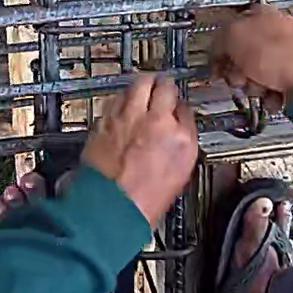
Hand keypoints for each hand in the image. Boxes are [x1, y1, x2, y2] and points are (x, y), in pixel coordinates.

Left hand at [81, 73, 197, 227]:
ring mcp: (129, 117)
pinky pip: (117, 98)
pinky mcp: (107, 120)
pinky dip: (122, 98)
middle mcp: (157, 122)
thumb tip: (176, 132)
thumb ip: (179, 145)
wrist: (111, 207)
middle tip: (161, 84)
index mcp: (181, 139)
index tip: (175, 106)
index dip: (178, 106)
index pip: (185, 109)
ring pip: (139, 84)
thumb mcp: (178, 175)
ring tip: (142, 85)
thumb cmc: (143, 201)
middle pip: (164, 87)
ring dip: (142, 84)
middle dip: (163, 85)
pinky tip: (122, 102)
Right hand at [211, 4, 292, 111]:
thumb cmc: (278, 55)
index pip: (230, 29)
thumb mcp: (234, 37)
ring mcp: (286, 56)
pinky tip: (272, 94)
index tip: (215, 63)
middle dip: (236, 70)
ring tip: (260, 86)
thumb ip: (219, 39)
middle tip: (239, 75)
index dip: (219, 48)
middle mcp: (275, 34)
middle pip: (241, 56)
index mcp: (261, 15)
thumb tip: (215, 48)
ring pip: (253, 75)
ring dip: (251, 85)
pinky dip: (268, 95)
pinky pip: (270, 89)